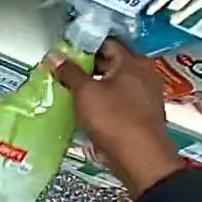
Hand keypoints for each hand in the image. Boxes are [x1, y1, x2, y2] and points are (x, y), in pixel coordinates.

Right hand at [49, 38, 183, 197]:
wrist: (141, 159)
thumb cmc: (115, 120)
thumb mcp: (85, 93)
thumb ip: (69, 72)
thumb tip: (54, 57)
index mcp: (133, 62)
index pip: (105, 42)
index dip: (82, 46)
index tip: (64, 54)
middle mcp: (144, 73)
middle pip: (111, 62)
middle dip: (87, 67)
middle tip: (64, 73)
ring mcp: (146, 94)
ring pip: (115, 82)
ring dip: (95, 85)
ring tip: (72, 91)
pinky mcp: (143, 113)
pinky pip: (120, 99)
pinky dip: (105, 100)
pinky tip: (88, 108)